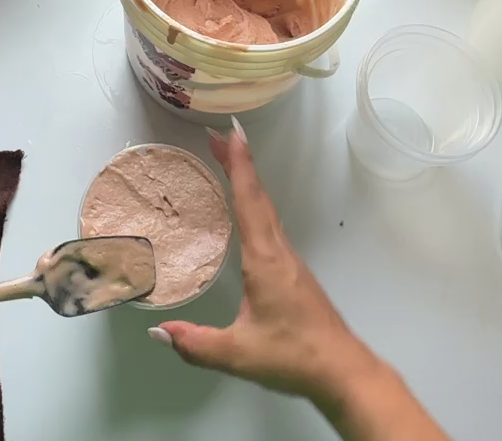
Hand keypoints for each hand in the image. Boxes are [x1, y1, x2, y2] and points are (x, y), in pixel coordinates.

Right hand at [149, 119, 446, 440]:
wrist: (342, 370)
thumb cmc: (293, 356)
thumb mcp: (239, 353)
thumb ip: (197, 343)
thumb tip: (158, 332)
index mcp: (264, 258)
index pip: (249, 200)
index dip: (240, 164)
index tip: (231, 131)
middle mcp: (278, 249)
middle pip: (257, 194)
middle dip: (238, 161)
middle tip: (217, 135)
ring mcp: (288, 257)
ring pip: (265, 206)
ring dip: (247, 179)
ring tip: (227, 160)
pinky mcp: (292, 269)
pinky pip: (269, 221)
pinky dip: (254, 200)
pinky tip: (245, 206)